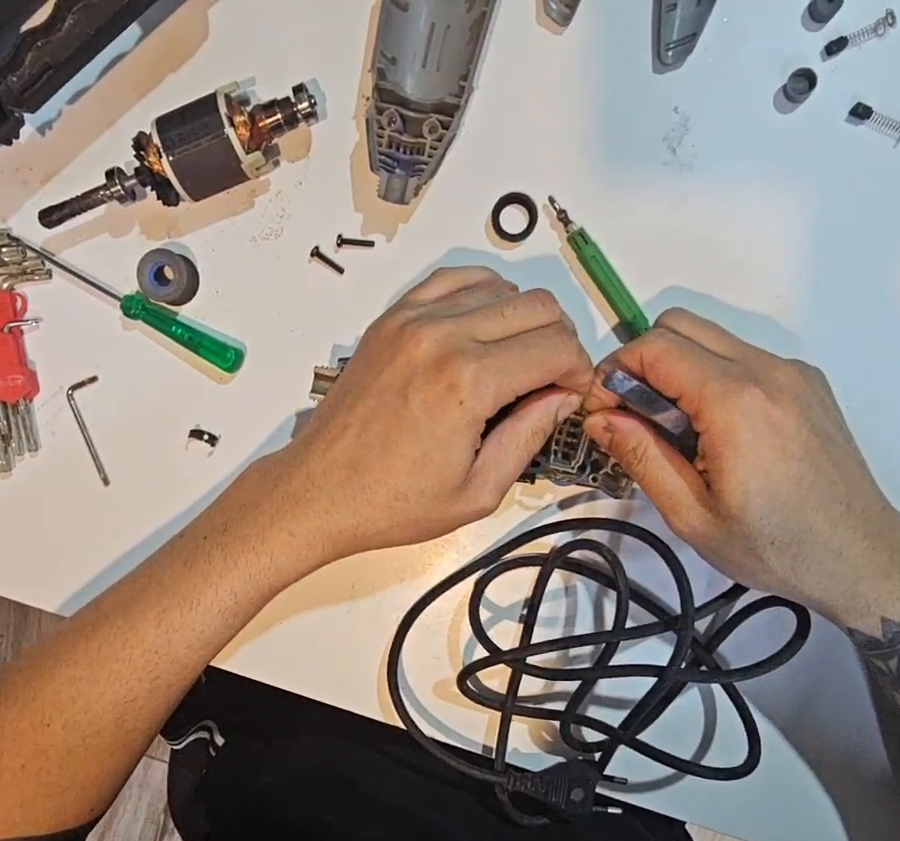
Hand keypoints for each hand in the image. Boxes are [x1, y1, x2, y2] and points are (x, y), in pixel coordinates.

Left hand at [265, 267, 593, 560]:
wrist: (320, 492)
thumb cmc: (390, 501)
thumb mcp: (477, 491)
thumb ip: (529, 435)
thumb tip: (562, 397)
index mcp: (467, 383)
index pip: (556, 347)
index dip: (579, 370)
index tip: (573, 392)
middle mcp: (441, 337)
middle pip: (538, 307)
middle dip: (560, 342)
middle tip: (552, 379)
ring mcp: (411, 321)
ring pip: (501, 287)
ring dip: (523, 318)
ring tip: (516, 360)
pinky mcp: (391, 320)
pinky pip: (453, 280)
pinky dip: (482, 294)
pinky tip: (484, 329)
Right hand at [582, 309, 899, 629]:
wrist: (860, 556)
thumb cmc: (773, 546)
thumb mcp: (691, 514)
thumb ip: (641, 456)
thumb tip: (599, 417)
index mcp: (735, 401)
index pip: (654, 347)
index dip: (615, 373)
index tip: (603, 414)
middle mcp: (767, 371)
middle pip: (680, 325)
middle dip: (641, 361)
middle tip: (633, 417)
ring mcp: (792, 373)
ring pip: (711, 338)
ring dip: (677, 370)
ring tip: (674, 432)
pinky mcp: (806, 383)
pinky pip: (742, 357)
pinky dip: (711, 378)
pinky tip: (713, 432)